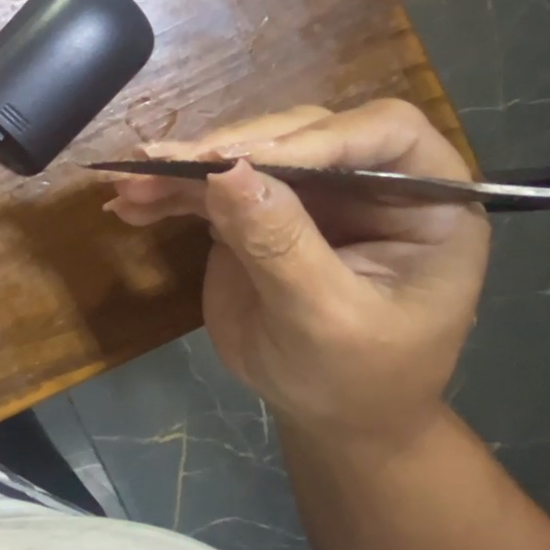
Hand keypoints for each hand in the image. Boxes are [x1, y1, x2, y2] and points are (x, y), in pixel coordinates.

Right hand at [103, 100, 489, 447]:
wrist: (329, 415)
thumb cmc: (355, 375)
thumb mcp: (324, 315)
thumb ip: (280, 245)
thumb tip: (226, 174)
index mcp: (423, 201)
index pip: (379, 135)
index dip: (310, 138)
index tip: (236, 162)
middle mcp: (367, 184)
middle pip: (297, 134)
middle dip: (227, 148)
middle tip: (160, 164)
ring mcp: (306, 199)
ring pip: (242, 158)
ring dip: (181, 169)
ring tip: (126, 184)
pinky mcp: (254, 217)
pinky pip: (208, 191)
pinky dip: (166, 195)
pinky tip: (127, 205)